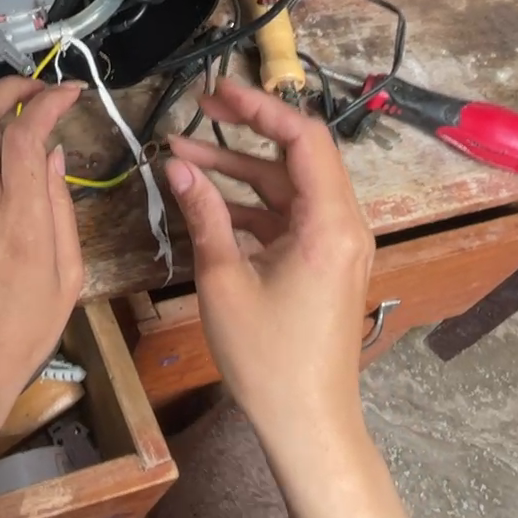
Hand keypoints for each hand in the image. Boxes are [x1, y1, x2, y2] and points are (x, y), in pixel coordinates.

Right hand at [163, 79, 373, 426]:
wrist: (307, 425)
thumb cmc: (268, 356)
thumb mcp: (224, 278)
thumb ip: (203, 213)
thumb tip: (176, 164)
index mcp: (330, 224)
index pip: (303, 139)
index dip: (260, 107)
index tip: (217, 92)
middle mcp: (341, 225)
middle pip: (295, 156)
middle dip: (244, 129)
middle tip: (198, 108)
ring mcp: (332, 243)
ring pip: (284, 186)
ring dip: (236, 170)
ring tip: (180, 155)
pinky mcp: (319, 261)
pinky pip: (283, 215)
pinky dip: (246, 203)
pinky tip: (204, 201)